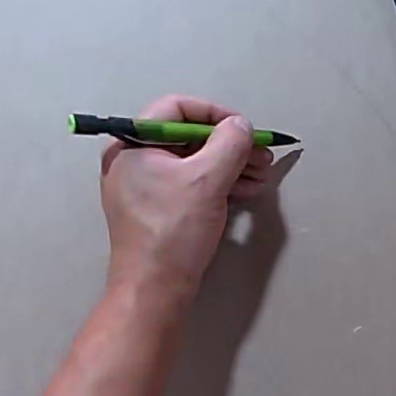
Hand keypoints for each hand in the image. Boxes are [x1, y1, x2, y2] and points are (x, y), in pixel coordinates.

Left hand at [99, 95, 275, 297]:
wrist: (155, 286)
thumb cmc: (174, 231)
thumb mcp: (207, 181)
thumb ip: (229, 145)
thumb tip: (241, 125)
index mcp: (134, 143)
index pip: (177, 108)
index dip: (216, 115)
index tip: (245, 130)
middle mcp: (135, 159)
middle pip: (189, 137)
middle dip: (230, 145)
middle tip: (261, 156)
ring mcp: (145, 186)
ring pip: (193, 163)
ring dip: (231, 166)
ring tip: (260, 177)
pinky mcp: (158, 210)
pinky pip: (190, 185)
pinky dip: (218, 185)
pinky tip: (244, 191)